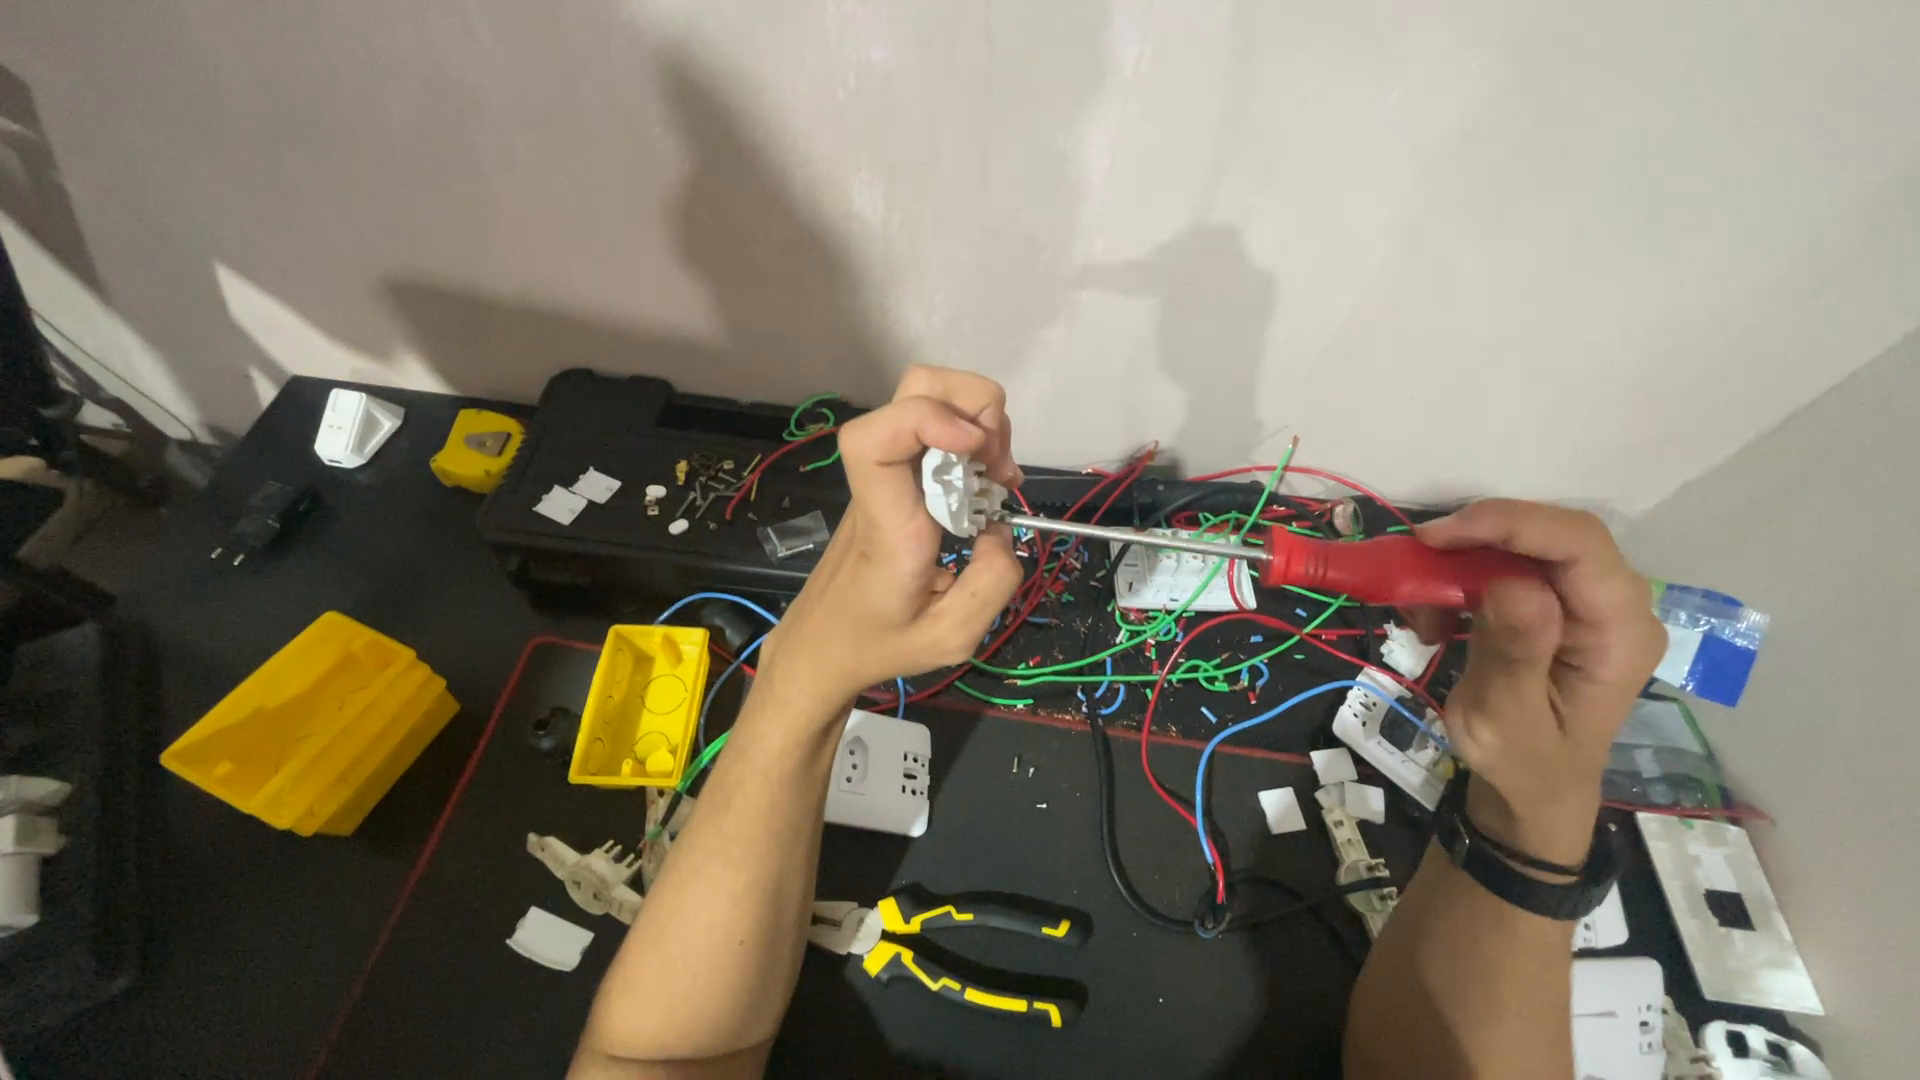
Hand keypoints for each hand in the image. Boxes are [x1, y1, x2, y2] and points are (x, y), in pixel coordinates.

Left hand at [759, 366, 1026, 705]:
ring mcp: (886, 475)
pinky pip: (931, 429)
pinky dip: (969, 436)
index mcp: (888, 526)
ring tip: (997, 472)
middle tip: (998, 463)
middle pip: (912, 389)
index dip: (926, 420)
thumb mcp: (951, 639)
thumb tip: (1000, 529)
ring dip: (975, 417)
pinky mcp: (894, 479)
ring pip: (923, 397)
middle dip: (973, 404)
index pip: (873, 441)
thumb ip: (992, 583)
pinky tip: (984, 481)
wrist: (824, 645)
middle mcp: (883, 486)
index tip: (974, 448)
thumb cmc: (878, 644)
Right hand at [1415, 500, 1665, 866]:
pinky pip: (1505, 568)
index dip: (1509, 524)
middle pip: (1552, 535)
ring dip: (1460, 564)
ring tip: (1421, 610)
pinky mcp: (1553, 607)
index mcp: (1619, 633)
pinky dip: (1459, 581)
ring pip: (1523, 546)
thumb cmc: (1522, 763)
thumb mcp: (1507, 719)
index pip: (1579, 545)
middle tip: (1416, 558)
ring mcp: (1584, 605)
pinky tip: (1434, 619)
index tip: (1435, 537)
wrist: (1531, 789)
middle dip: (1478, 537)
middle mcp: (1613, 606)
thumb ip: (1515, 653)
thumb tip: (1513, 584)